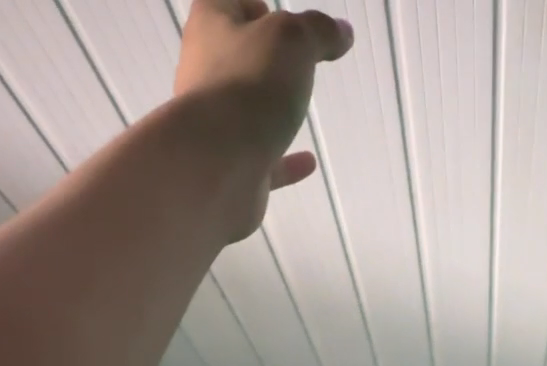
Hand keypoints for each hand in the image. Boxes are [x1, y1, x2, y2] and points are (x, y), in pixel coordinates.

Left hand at [172, 0, 353, 238]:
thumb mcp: (293, 40)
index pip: (224, 2)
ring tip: (297, 108)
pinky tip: (308, 162)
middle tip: (292, 62)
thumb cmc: (250, 85)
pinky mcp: (229, 167)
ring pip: (243, 111)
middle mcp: (204, 73)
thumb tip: (342, 32)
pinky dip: (284, 161)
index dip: (249, 4)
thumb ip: (319, 31)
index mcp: (211, 29)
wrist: (218, 164)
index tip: (273, 14)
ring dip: (267, 109)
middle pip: (231, 58)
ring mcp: (214, 124)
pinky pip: (262, 161)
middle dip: (258, 59)